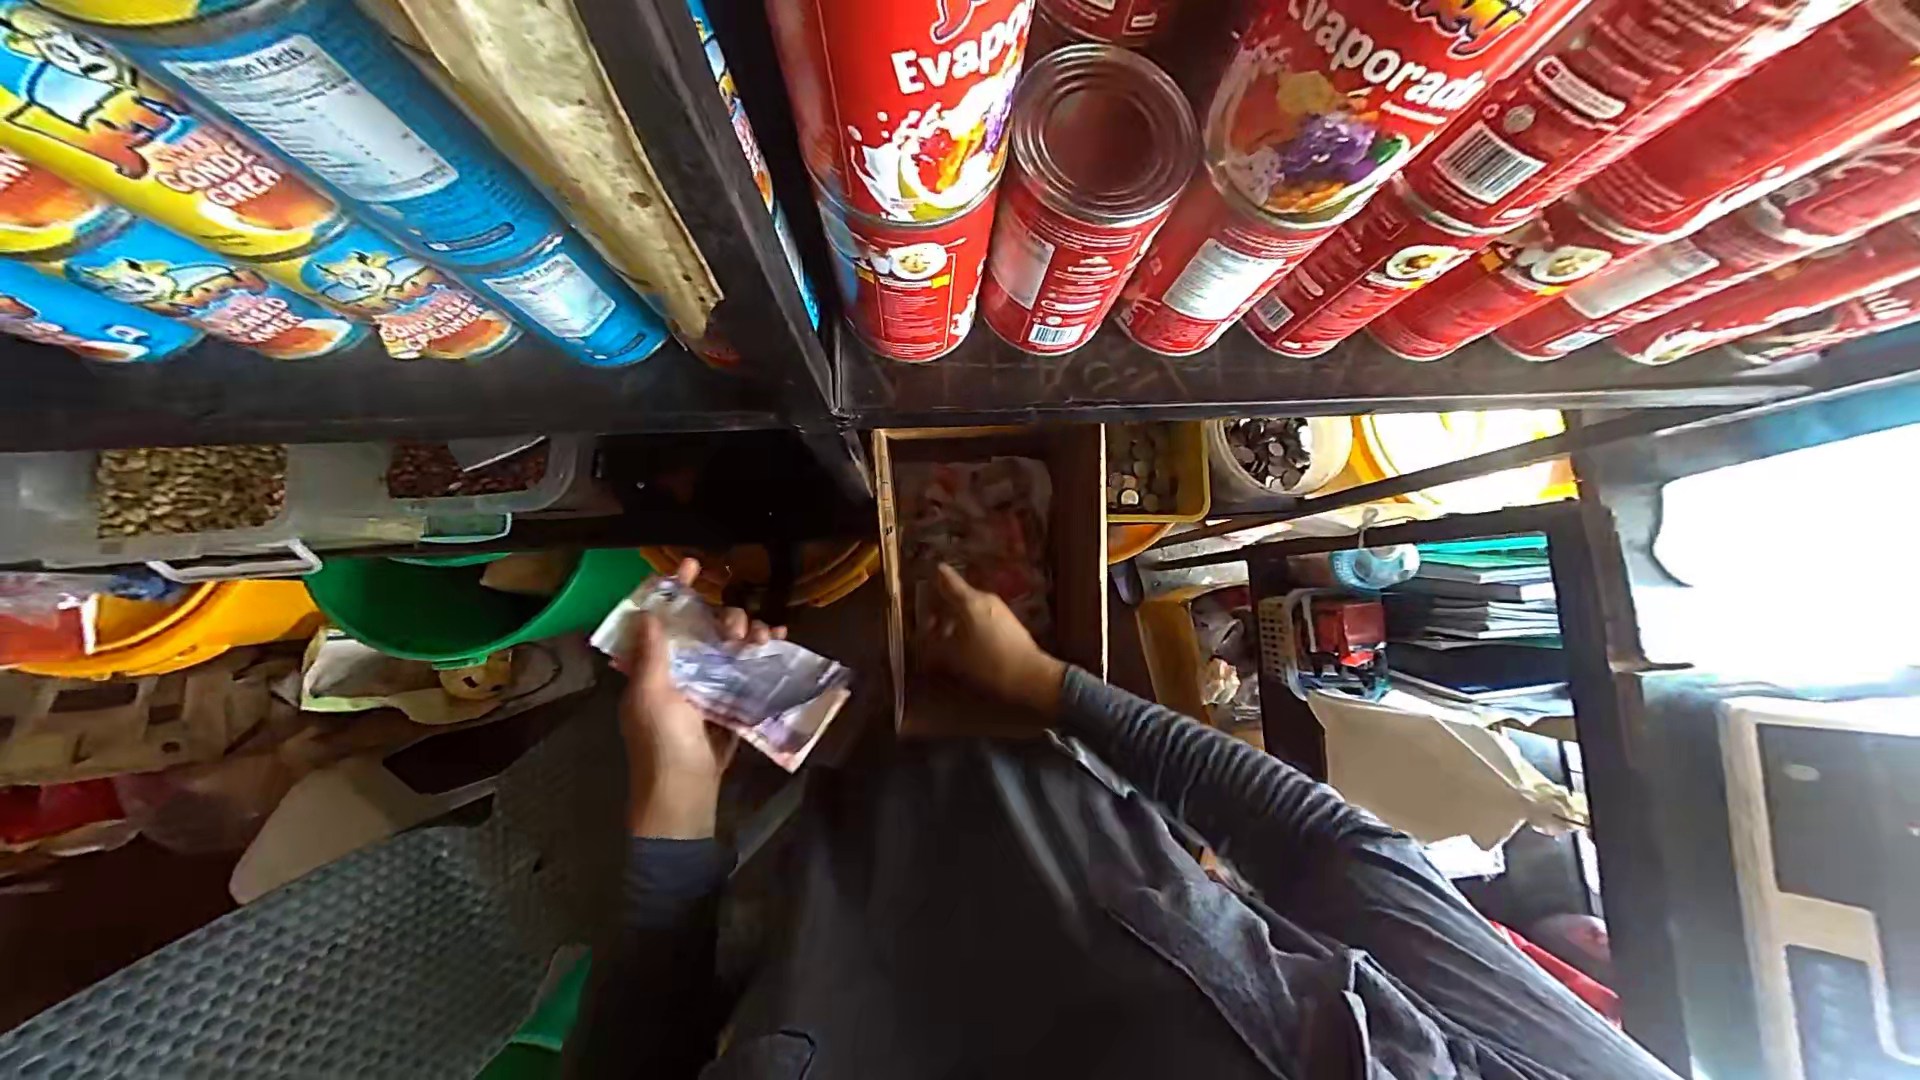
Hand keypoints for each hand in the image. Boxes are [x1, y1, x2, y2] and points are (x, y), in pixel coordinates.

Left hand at [619, 558, 783, 838]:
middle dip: (724, 616)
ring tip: (762, 637)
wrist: (686, 792)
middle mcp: (680, 670)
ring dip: (748, 632)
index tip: (691, 564)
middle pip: (704, 628)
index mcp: (653, 667)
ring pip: (730, 644)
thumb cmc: (662, 742)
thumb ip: (651, 655)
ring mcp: (708, 685)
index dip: (673, 589)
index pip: (662, 618)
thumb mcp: (651, 696)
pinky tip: (777, 641)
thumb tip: (648, 610)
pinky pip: (747, 667)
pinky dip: (762, 652)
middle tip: (737, 625)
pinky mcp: (731, 699)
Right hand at [922, 563, 1065, 717]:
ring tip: (944, 638)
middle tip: (927, 625)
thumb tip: (926, 635)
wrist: (1030, 675)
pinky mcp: (1007, 621)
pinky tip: (963, 642)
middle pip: (957, 595)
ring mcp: (998, 609)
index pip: (947, 580)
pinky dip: (968, 623)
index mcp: (970, 601)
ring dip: (954, 618)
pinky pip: (980, 615)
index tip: (925, 571)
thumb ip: (936, 642)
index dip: (934, 576)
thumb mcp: (955, 656)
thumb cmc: (988, 663)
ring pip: (969, 606)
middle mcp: (985, 599)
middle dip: (940, 607)